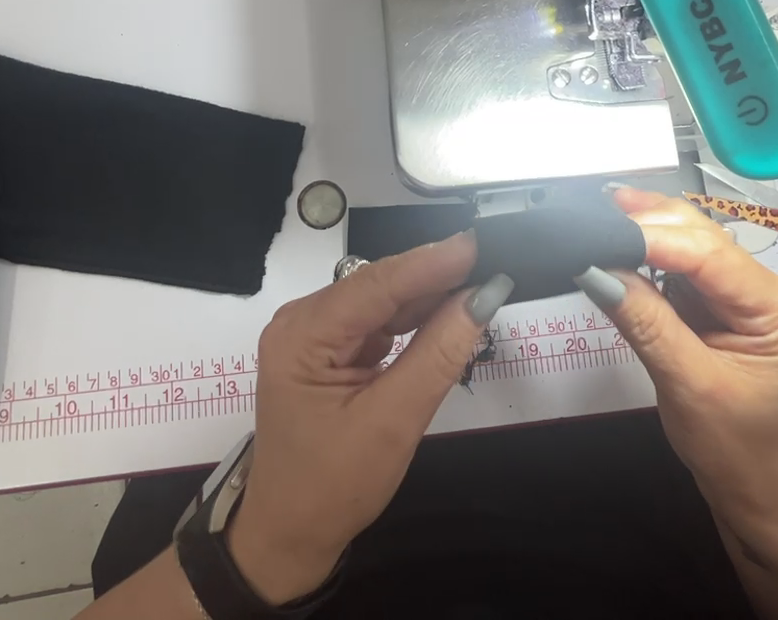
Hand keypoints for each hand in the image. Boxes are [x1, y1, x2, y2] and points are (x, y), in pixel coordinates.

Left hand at [225, 234, 513, 602]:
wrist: (289, 535)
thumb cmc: (333, 486)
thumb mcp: (392, 422)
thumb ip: (438, 355)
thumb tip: (481, 299)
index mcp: (302, 336)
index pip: (375, 285)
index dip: (429, 262)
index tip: (475, 243)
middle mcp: (302, 322)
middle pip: (378, 286)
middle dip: (433, 274)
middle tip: (488, 259)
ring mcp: (315, 334)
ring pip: (382, 301)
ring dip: (428, 295)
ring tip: (479, 281)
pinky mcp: (330, 349)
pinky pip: (379, 322)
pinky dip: (415, 318)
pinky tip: (448, 310)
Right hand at [575, 187, 777, 527]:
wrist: (756, 489)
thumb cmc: (735, 449)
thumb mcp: (687, 386)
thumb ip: (645, 322)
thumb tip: (598, 270)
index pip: (710, 255)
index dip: (654, 237)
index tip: (602, 230)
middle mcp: (766, 290)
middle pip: (702, 238)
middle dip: (648, 224)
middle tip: (593, 213)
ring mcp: (742, 294)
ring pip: (688, 244)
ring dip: (644, 232)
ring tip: (598, 219)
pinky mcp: (718, 303)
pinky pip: (679, 267)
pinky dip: (645, 256)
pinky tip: (617, 244)